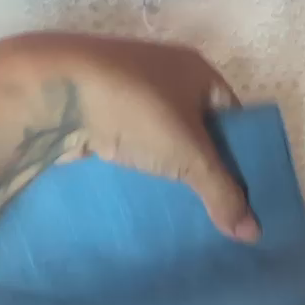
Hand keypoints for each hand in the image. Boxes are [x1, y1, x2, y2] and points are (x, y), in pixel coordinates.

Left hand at [0, 34, 260, 241]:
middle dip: (209, 166)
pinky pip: (136, 141)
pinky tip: (149, 191)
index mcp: (198, 70)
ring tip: (186, 205)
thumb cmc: (137, 110)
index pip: (236, 118)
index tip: (243, 192)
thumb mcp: (191, 157)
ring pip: (167, 136)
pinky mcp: (99, 105)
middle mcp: (167, 72)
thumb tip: (254, 235)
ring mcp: (129, 87)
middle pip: (202, 129)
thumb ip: (224, 195)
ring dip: (175, 168)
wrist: (50, 90)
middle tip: (219, 206)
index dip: (243, 155)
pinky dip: (145, 164)